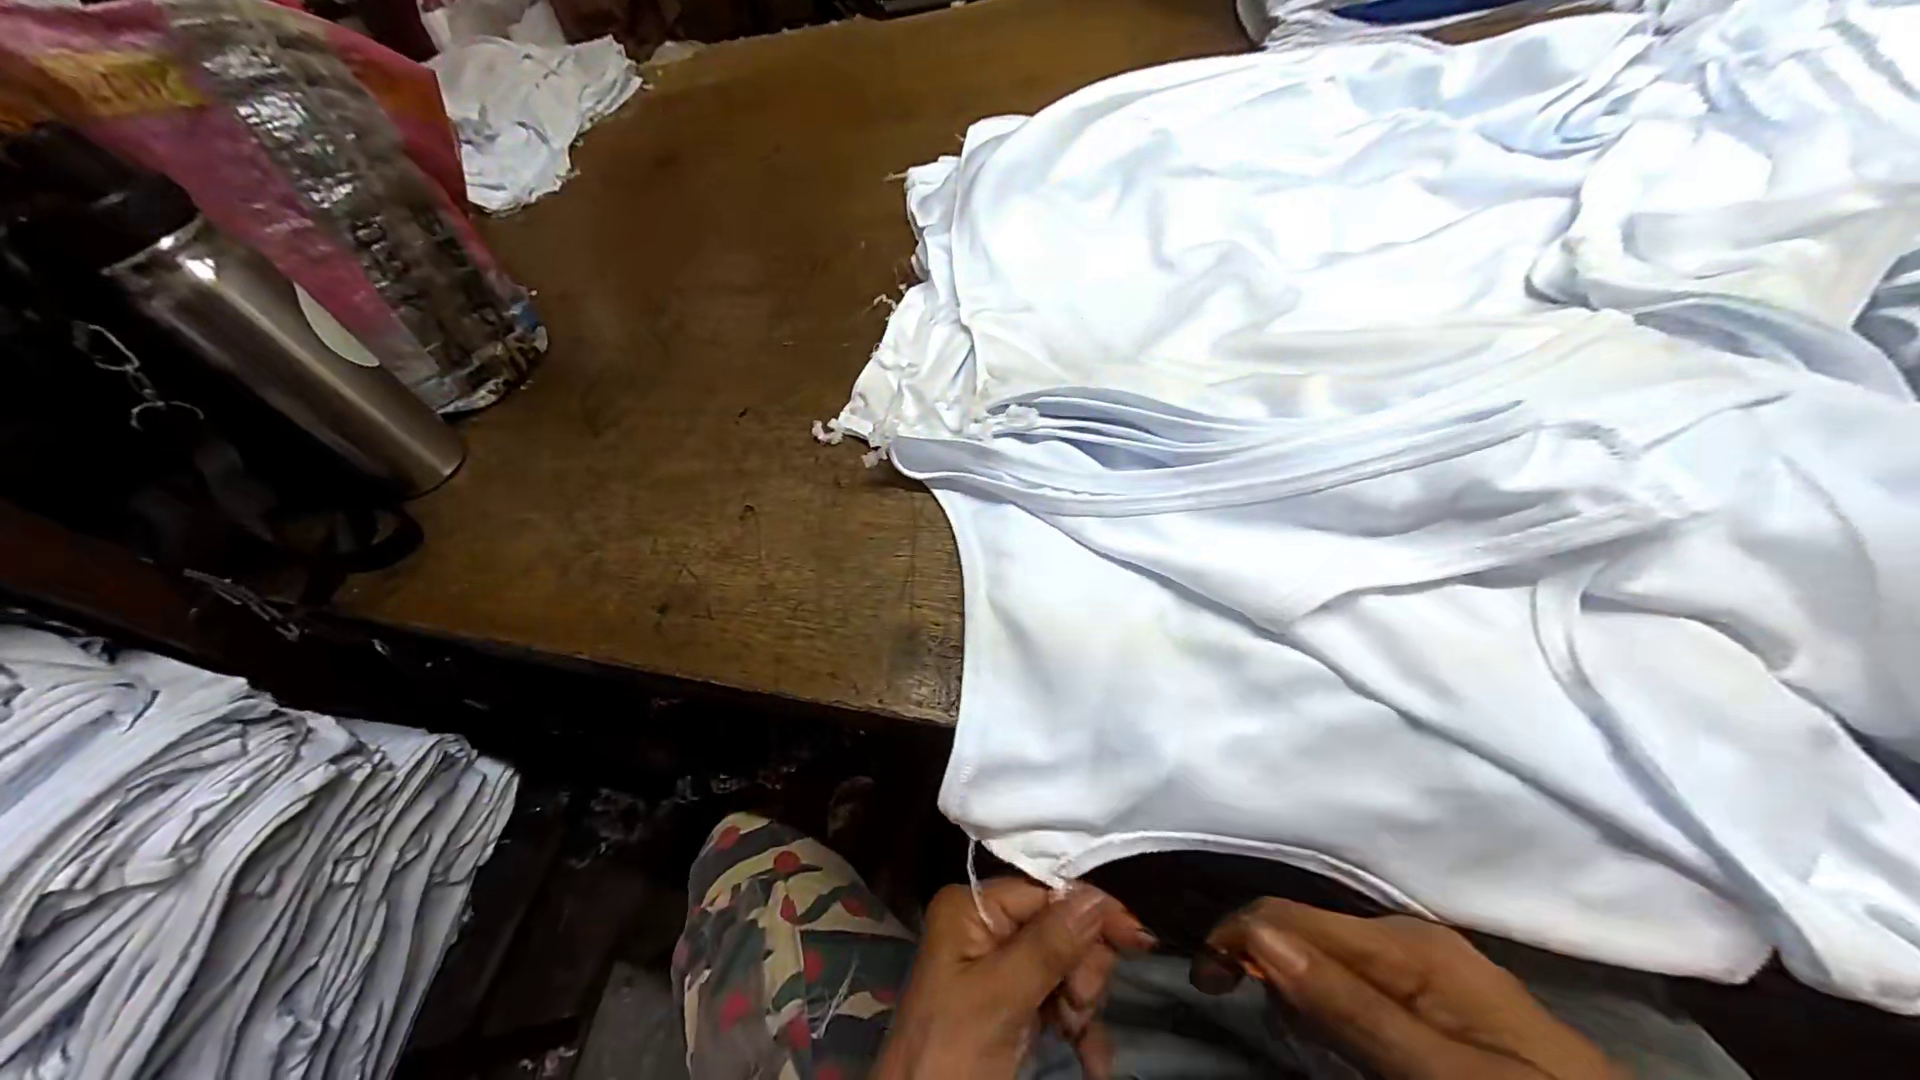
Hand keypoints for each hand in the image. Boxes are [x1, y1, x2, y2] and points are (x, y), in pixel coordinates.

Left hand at [873, 878, 1154, 1079]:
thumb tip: (1097, 896)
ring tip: (1074, 1031)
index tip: (1138, 936)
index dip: (1091, 910)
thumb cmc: (950, 1052)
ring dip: (1082, 999)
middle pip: (1061, 924)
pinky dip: (1080, 1024)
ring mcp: (1001, 964)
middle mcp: (986, 925)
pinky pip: (1062, 995)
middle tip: (1079, 1004)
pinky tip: (1088, 1054)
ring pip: (1068, 961)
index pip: (1044, 889)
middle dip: (1081, 966)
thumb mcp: (1000, 997)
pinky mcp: (1015, 1002)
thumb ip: (1049, 945)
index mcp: (971, 907)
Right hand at [1193, 898, 1625, 1079]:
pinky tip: (1323, 1022)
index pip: (1288, 914)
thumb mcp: (1444, 1073)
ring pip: (1321, 948)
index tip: (1203, 984)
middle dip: (1254, 953)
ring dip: (1285, 977)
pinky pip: (1351, 974)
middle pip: (1301, 924)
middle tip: (1225, 1000)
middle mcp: (1407, 935)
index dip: (1234, 937)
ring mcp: (1422, 963)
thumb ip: (1352, 1007)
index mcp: (1408, 943)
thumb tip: (1257, 934)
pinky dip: (1319, 993)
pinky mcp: (1432, 992)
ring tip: (1278, 1020)